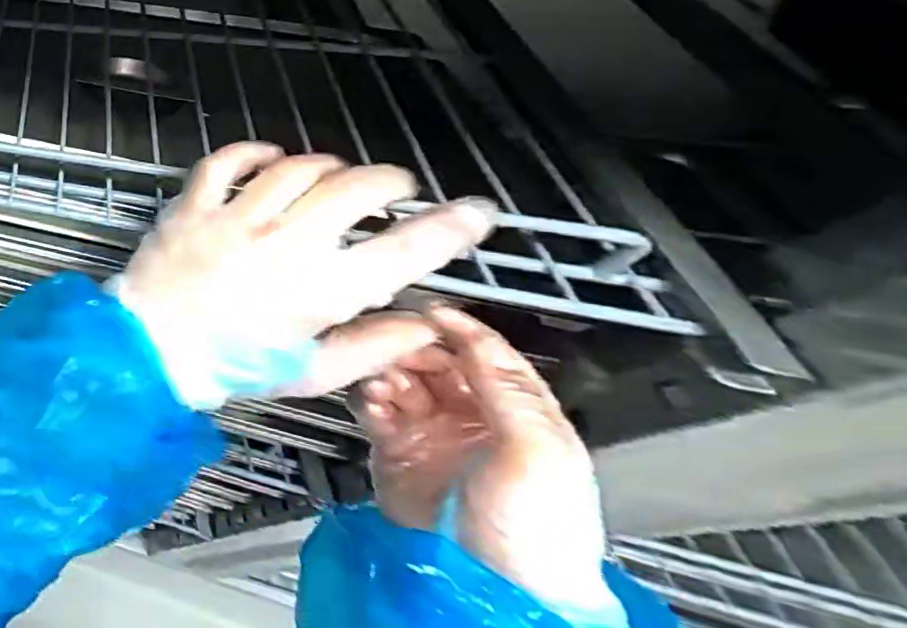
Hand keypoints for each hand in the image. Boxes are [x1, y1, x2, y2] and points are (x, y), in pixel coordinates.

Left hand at [110, 142, 496, 409]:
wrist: (151, 352)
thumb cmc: (232, 366)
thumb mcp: (311, 374)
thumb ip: (373, 347)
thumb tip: (424, 326)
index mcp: (322, 290)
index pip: (403, 249)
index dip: (449, 226)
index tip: (474, 211)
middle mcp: (285, 244)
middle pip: (355, 189)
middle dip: (389, 182)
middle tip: (394, 189)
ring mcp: (236, 218)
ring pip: (297, 167)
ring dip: (325, 166)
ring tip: (333, 177)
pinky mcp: (196, 204)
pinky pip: (228, 160)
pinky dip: (252, 152)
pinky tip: (268, 158)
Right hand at [355, 306, 614, 612]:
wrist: (492, 593)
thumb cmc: (536, 535)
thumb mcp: (538, 453)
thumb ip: (506, 388)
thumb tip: (471, 334)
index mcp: (516, 413)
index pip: (484, 353)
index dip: (457, 329)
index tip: (429, 312)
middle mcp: (472, 416)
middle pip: (434, 359)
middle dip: (411, 346)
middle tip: (392, 344)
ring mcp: (432, 432)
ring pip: (401, 377)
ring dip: (386, 369)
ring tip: (380, 379)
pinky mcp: (398, 450)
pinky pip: (375, 407)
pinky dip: (368, 397)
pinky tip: (371, 400)